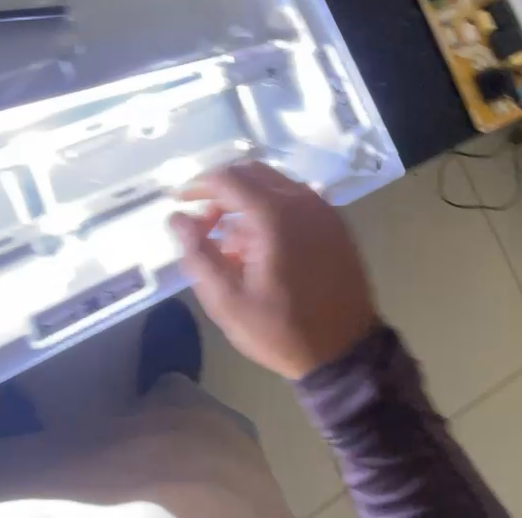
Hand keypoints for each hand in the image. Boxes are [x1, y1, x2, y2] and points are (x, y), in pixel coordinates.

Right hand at [168, 161, 377, 379]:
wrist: (344, 348)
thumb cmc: (282, 329)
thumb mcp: (228, 301)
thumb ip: (198, 254)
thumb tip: (177, 218)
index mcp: (276, 214)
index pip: (228, 179)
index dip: (198, 184)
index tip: (178, 200)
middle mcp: (302, 199)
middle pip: (251, 173)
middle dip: (221, 191)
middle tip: (202, 223)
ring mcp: (322, 207)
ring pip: (274, 183)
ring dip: (245, 200)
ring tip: (227, 243)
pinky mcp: (333, 220)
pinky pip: (294, 198)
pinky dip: (269, 208)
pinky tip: (257, 245)